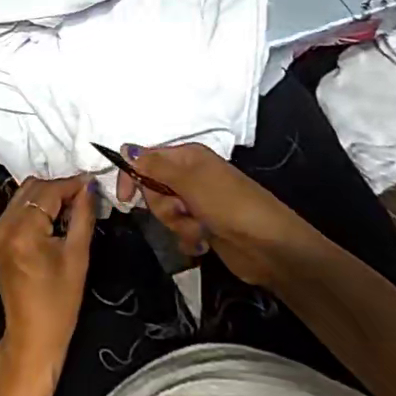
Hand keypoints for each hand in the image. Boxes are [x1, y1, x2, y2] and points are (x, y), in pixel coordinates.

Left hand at [0, 176, 95, 372]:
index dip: (72, 184)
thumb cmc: (59, 302)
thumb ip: (83, 216)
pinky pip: (18, 208)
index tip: (92, 183)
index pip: (49, 191)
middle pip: (33, 187)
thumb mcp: (77, 257)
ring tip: (72, 208)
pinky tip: (55, 218)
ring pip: (24, 194)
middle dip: (59, 188)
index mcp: (23, 228)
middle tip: (84, 198)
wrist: (32, 336)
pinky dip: (36, 206)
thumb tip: (88, 187)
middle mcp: (5, 222)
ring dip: (47, 195)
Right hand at [116, 143, 325, 287]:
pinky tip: (203, 242)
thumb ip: (154, 166)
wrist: (270, 247)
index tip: (125, 199)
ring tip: (198, 229)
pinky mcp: (203, 226)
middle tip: (182, 209)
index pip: (146, 159)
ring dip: (177, 224)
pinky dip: (187, 238)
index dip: (132, 176)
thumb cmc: (230, 205)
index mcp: (188, 156)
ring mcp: (196, 202)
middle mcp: (190, 176)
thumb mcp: (190, 181)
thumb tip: (125, 149)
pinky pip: (178, 230)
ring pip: (164, 211)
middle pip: (152, 187)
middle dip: (163, 204)